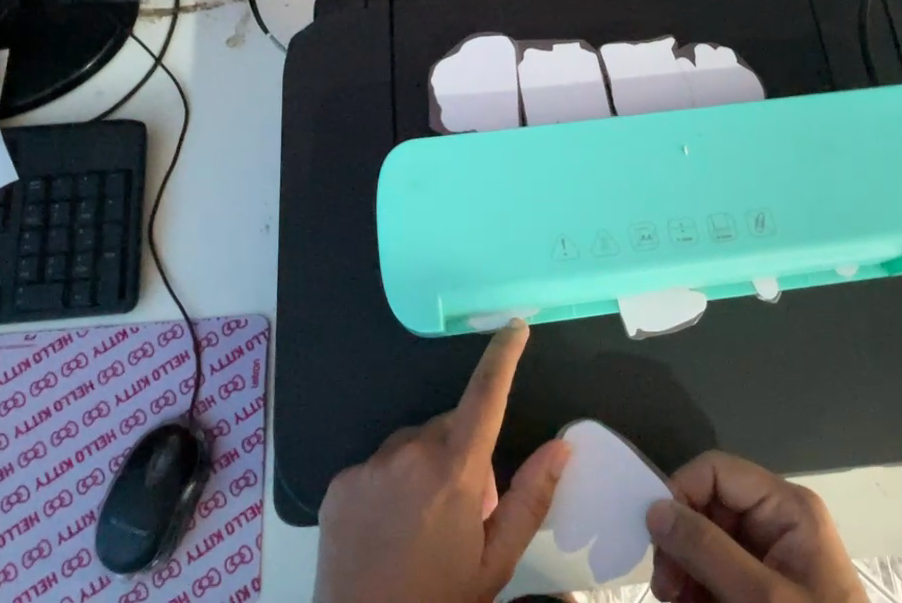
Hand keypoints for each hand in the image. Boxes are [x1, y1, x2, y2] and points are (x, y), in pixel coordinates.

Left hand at [314, 319, 570, 602]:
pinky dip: (390, 483)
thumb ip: (530, 498)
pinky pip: (378, 465)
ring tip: (421, 523)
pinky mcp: (340, 481)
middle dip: (464, 451)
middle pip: (449, 426)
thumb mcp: (495, 561)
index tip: (515, 325)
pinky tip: (387, 527)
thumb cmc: (439, 599)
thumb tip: (561, 445)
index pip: (485, 395)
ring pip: (413, 444)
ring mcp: (369, 466)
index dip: (502, 356)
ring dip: (426, 466)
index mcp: (455, 471)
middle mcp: (410, 453)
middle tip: (463, 509)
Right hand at [646, 452, 865, 602]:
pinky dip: (695, 589)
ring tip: (676, 602)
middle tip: (665, 589)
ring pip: (703, 541)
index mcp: (786, 507)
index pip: (716, 471)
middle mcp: (774, 520)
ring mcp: (767, 553)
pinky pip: (713, 571)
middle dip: (680, 544)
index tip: (657, 539)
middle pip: (705, 506)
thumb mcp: (760, 598)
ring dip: (682, 572)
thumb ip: (707, 551)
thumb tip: (654, 509)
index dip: (680, 494)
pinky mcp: (758, 584)